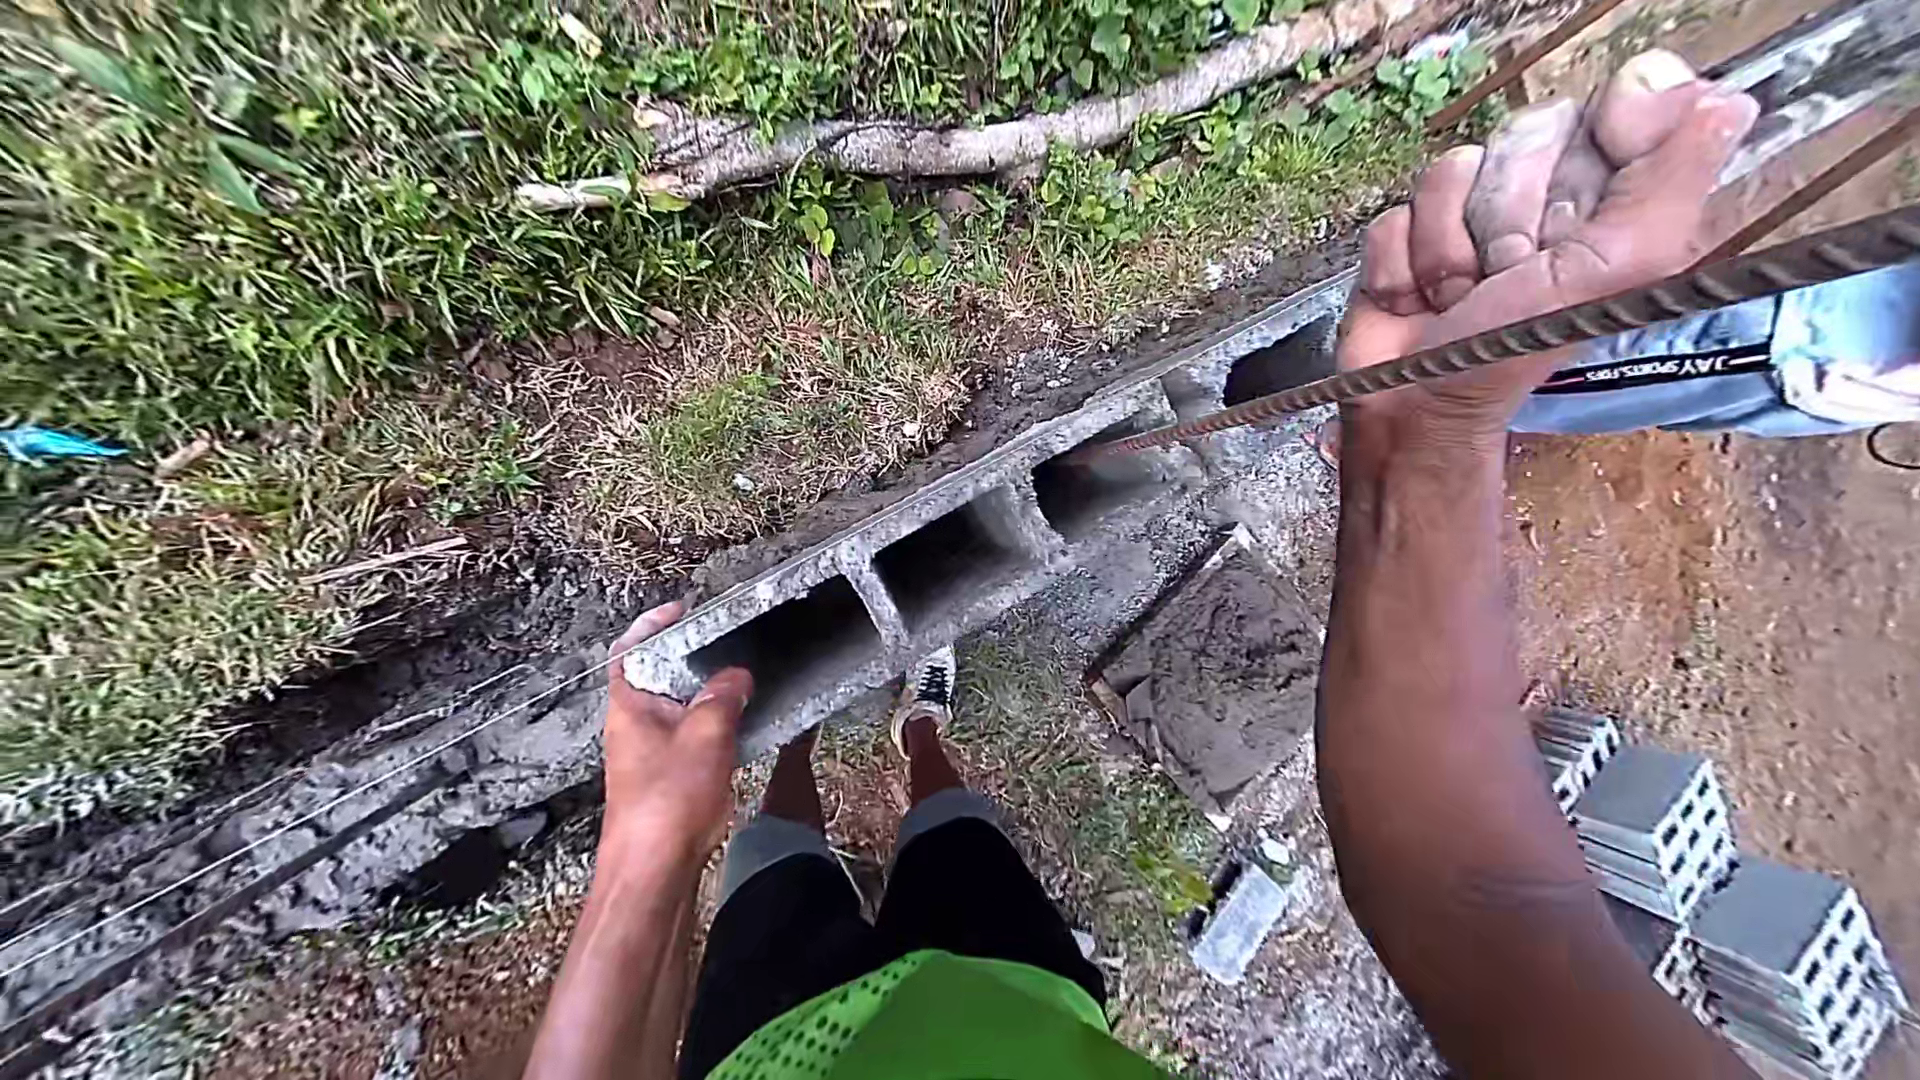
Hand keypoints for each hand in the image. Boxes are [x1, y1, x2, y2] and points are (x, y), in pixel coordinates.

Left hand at [600, 601, 752, 857]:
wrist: (656, 867)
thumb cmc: (667, 800)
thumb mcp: (705, 732)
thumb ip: (724, 695)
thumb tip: (738, 675)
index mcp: (630, 706)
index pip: (630, 650)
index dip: (651, 624)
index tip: (681, 609)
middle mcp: (636, 723)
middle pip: (659, 674)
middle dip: (690, 656)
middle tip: (725, 640)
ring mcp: (652, 748)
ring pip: (680, 704)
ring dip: (707, 689)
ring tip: (740, 673)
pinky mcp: (672, 770)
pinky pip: (694, 730)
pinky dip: (715, 718)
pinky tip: (741, 717)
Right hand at [1338, 50, 1758, 446]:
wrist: (1415, 406)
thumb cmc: (1511, 351)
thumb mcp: (1621, 267)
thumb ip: (1671, 168)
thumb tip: (1655, 76)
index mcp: (1602, 192)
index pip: (1592, 115)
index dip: (1569, 173)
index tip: (1560, 236)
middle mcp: (1531, 196)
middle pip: (1512, 139)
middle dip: (1499, 221)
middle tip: (1499, 278)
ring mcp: (1456, 218)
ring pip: (1443, 178)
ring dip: (1442, 252)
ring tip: (1450, 298)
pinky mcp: (1396, 244)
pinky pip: (1390, 222)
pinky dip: (1395, 270)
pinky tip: (1408, 301)